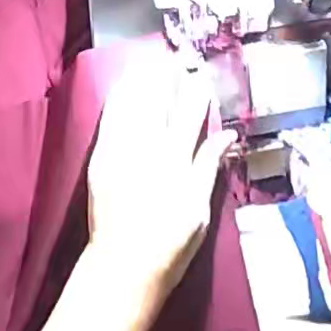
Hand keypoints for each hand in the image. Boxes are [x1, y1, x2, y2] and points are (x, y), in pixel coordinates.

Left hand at [86, 49, 238, 294]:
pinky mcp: (101, 155)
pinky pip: (111, 116)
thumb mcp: (200, 207)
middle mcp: (149, 146)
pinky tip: (126, 83)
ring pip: (134, 100)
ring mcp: (121, 148)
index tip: (202, 75)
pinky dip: (120, 95)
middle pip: (161, 96)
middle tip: (178, 60)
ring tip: (153, 64)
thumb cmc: (170, 243)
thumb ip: (210, 163)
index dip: (198, 88)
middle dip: (170, 74)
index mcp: (177, 158)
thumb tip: (228, 133)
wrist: (121, 270)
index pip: (191, 109)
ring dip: (145, 78)